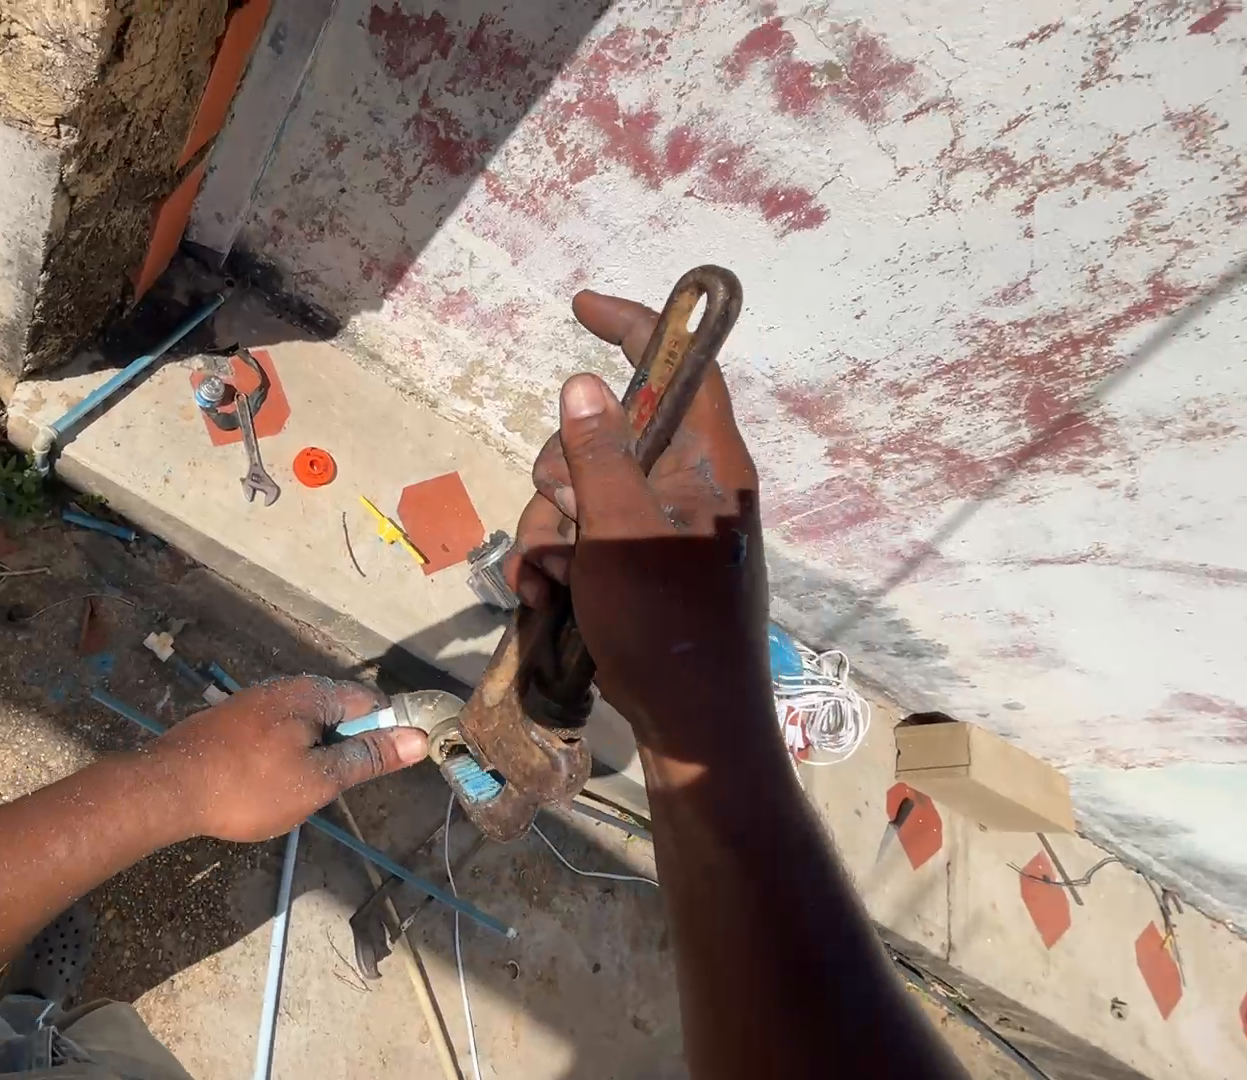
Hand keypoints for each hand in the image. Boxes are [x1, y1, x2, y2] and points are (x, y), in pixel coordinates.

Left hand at [147, 676, 427, 841]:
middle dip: (347, 744)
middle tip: (334, 785)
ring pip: (308, 722)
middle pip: (339, 709)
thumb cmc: (249, 787)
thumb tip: (418, 738)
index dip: (386, 731)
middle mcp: (288, 687)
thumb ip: (368, 757)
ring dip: (317, 750)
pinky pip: (280, 728)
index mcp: (313, 694)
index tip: (382, 766)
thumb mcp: (318, 779)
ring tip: (301, 788)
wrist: (169, 787)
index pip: (371, 702)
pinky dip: (289, 751)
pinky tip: (271, 780)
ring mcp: (258, 700)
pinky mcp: (236, 718)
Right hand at [505, 291, 772, 779]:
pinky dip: (553, 558)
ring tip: (547, 579)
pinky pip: (575, 534)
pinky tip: (543, 592)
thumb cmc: (667, 623)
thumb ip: (600, 455)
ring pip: (575, 491)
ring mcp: (651, 524)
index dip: (637, 325)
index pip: (679, 368)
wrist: (686, 717)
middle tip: (563, 520)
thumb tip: (582, 385)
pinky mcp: (629, 558)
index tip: (582, 307)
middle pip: (602, 435)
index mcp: (704, 464)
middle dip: (560, 476)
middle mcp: (680, 484)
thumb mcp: (622, 532)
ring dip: (547, 530)